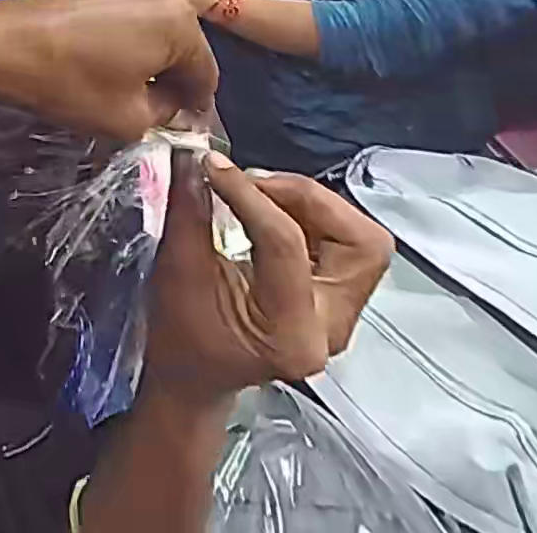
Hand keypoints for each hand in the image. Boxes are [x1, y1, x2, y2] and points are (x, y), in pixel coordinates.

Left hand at [0, 0, 218, 140]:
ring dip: (163, 45)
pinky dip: (141, 25)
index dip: (195, 105)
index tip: (180, 124)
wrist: (1, 45)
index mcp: (180, 18)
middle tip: (161, 99)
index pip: (206, 71)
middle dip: (181, 69)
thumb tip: (176, 105)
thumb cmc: (68, 83)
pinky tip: (124, 49)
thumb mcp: (128, 118)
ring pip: (168, 14)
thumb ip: (167, 114)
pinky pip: (142, 2)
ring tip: (142, 75)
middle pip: (191, 36)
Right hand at [144, 152, 393, 402]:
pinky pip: (344, 243)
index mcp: (291, 332)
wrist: (193, 377)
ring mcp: (342, 316)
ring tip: (260, 193)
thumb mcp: (175, 271)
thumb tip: (193, 159)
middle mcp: (333, 327)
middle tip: (254, 183)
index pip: (286, 243)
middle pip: (359, 242)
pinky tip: (268, 209)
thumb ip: (189, 212)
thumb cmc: (178, 334)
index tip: (212, 166)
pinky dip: (308, 215)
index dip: (247, 194)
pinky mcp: (337, 301)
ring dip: (311, 204)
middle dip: (307, 199)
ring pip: (360, 239)